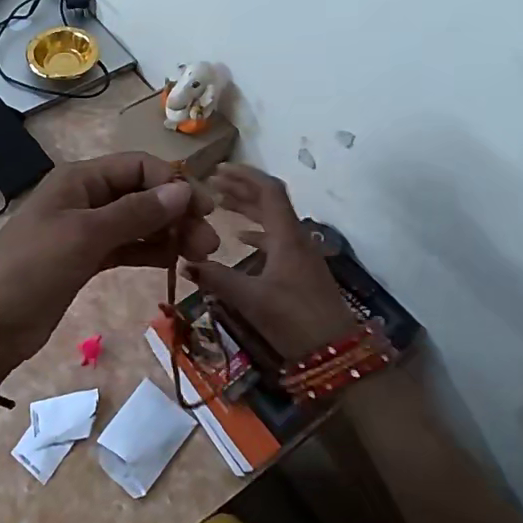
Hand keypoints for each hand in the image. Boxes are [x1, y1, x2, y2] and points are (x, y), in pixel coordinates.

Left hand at [0, 152, 218, 388]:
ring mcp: (85, 230)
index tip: (207, 211)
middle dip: (178, 212)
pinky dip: (150, 250)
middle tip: (209, 244)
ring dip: (169, 233)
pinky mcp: (85, 260)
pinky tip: (173, 261)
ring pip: (138, 221)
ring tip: (200, 255)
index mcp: (80, 179)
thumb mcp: (84, 236)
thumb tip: (183, 189)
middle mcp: (85, 198)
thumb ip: (135, 212)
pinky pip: (127, 246)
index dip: (175, 183)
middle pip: (143, 193)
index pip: (139, 167)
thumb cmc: (31, 270)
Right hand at [186, 165, 359, 360]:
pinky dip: (256, 233)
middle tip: (212, 183)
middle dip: (241, 189)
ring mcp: (301, 254)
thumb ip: (217, 279)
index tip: (218, 169)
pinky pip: (276, 239)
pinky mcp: (300, 271)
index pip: (269, 191)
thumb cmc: (294, 320)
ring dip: (248, 209)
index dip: (245, 175)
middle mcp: (296, 238)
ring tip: (221, 204)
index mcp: (287, 236)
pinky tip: (240, 239)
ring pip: (272, 220)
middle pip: (270, 202)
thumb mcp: (250, 299)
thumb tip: (185, 263)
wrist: (337, 353)